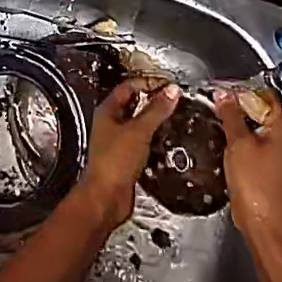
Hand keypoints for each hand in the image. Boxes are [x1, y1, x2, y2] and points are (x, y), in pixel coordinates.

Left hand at [73, 77, 180, 230]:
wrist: (106, 198)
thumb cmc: (116, 161)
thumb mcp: (139, 131)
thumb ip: (156, 110)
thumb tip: (172, 90)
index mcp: (108, 110)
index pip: (129, 86)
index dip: (148, 82)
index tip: (168, 85)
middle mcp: (110, 123)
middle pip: (133, 103)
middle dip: (153, 100)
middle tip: (174, 99)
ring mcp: (117, 141)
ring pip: (138, 123)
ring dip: (154, 119)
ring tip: (175, 116)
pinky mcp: (125, 158)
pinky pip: (141, 141)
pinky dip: (153, 138)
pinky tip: (167, 140)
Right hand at [212, 87, 281, 239]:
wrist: (263, 226)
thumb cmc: (257, 188)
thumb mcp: (238, 143)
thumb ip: (231, 116)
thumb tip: (225, 95)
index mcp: (281, 129)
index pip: (266, 95)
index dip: (245, 87)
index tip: (225, 87)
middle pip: (261, 110)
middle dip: (239, 104)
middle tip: (218, 101)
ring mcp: (276, 155)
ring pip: (255, 127)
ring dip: (238, 122)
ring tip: (218, 118)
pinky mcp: (266, 168)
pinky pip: (252, 144)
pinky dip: (239, 139)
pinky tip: (224, 141)